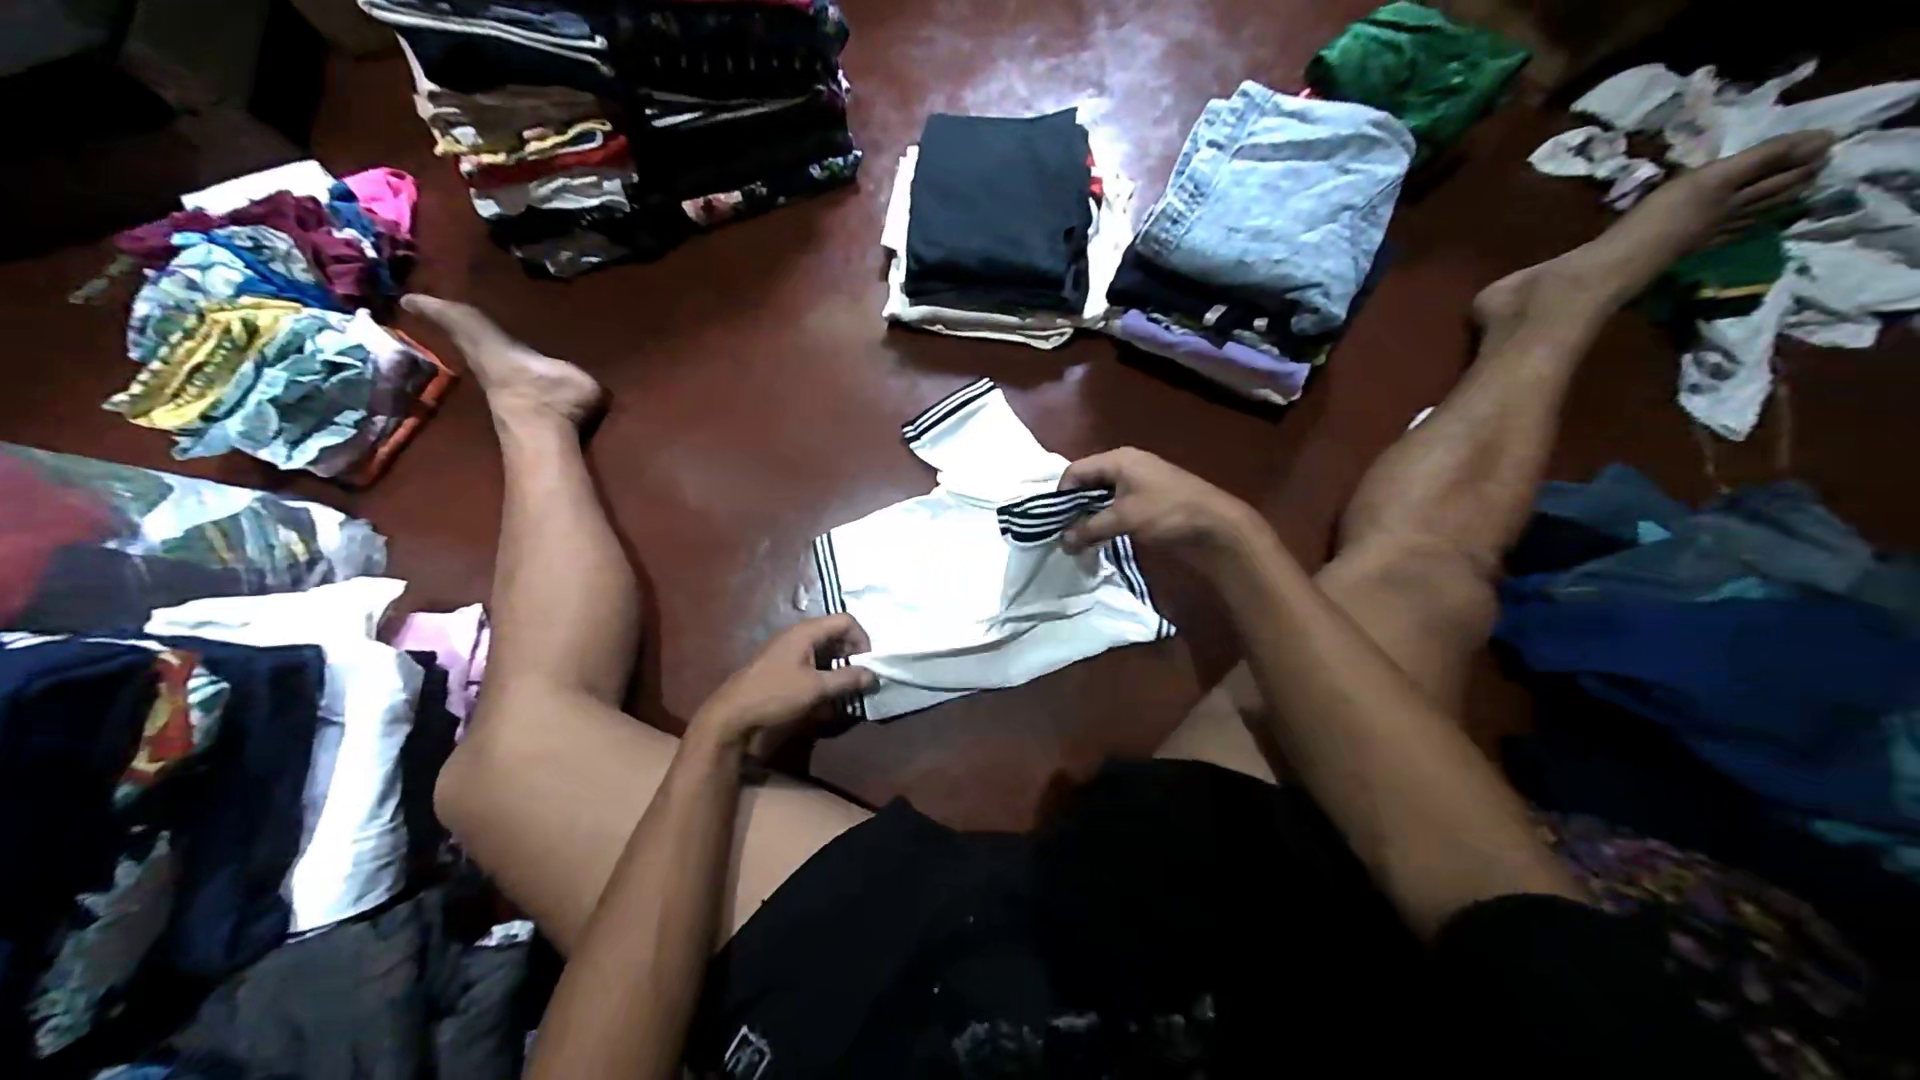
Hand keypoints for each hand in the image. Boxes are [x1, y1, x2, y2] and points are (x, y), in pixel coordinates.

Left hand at [690, 614, 875, 752]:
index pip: (845, 621)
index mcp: (806, 631)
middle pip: (835, 633)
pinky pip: (811, 661)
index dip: (862, 639)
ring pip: (824, 649)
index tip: (867, 664)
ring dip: (839, 666)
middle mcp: (798, 635)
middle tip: (859, 677)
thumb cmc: (775, 694)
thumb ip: (847, 679)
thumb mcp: (816, 688)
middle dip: (852, 654)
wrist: (732, 713)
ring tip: (845, 689)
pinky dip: (824, 673)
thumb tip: (873, 675)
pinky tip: (826, 695)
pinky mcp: (782, 665)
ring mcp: (788, 649)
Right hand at [1058, 448, 1262, 559]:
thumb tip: (1062, 542)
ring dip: (1090, 515)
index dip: (1061, 495)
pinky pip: (1116, 505)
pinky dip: (1105, 519)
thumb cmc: (1167, 513)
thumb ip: (1089, 528)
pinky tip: (1101, 537)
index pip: (1075, 471)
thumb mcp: (1124, 519)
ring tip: (1080, 538)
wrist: (1216, 525)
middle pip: (1087, 482)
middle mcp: (1126, 465)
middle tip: (1064, 532)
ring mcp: (1139, 482)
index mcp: (1118, 459)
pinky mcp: (1148, 500)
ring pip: (1101, 496)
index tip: (1055, 522)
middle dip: (1074, 507)